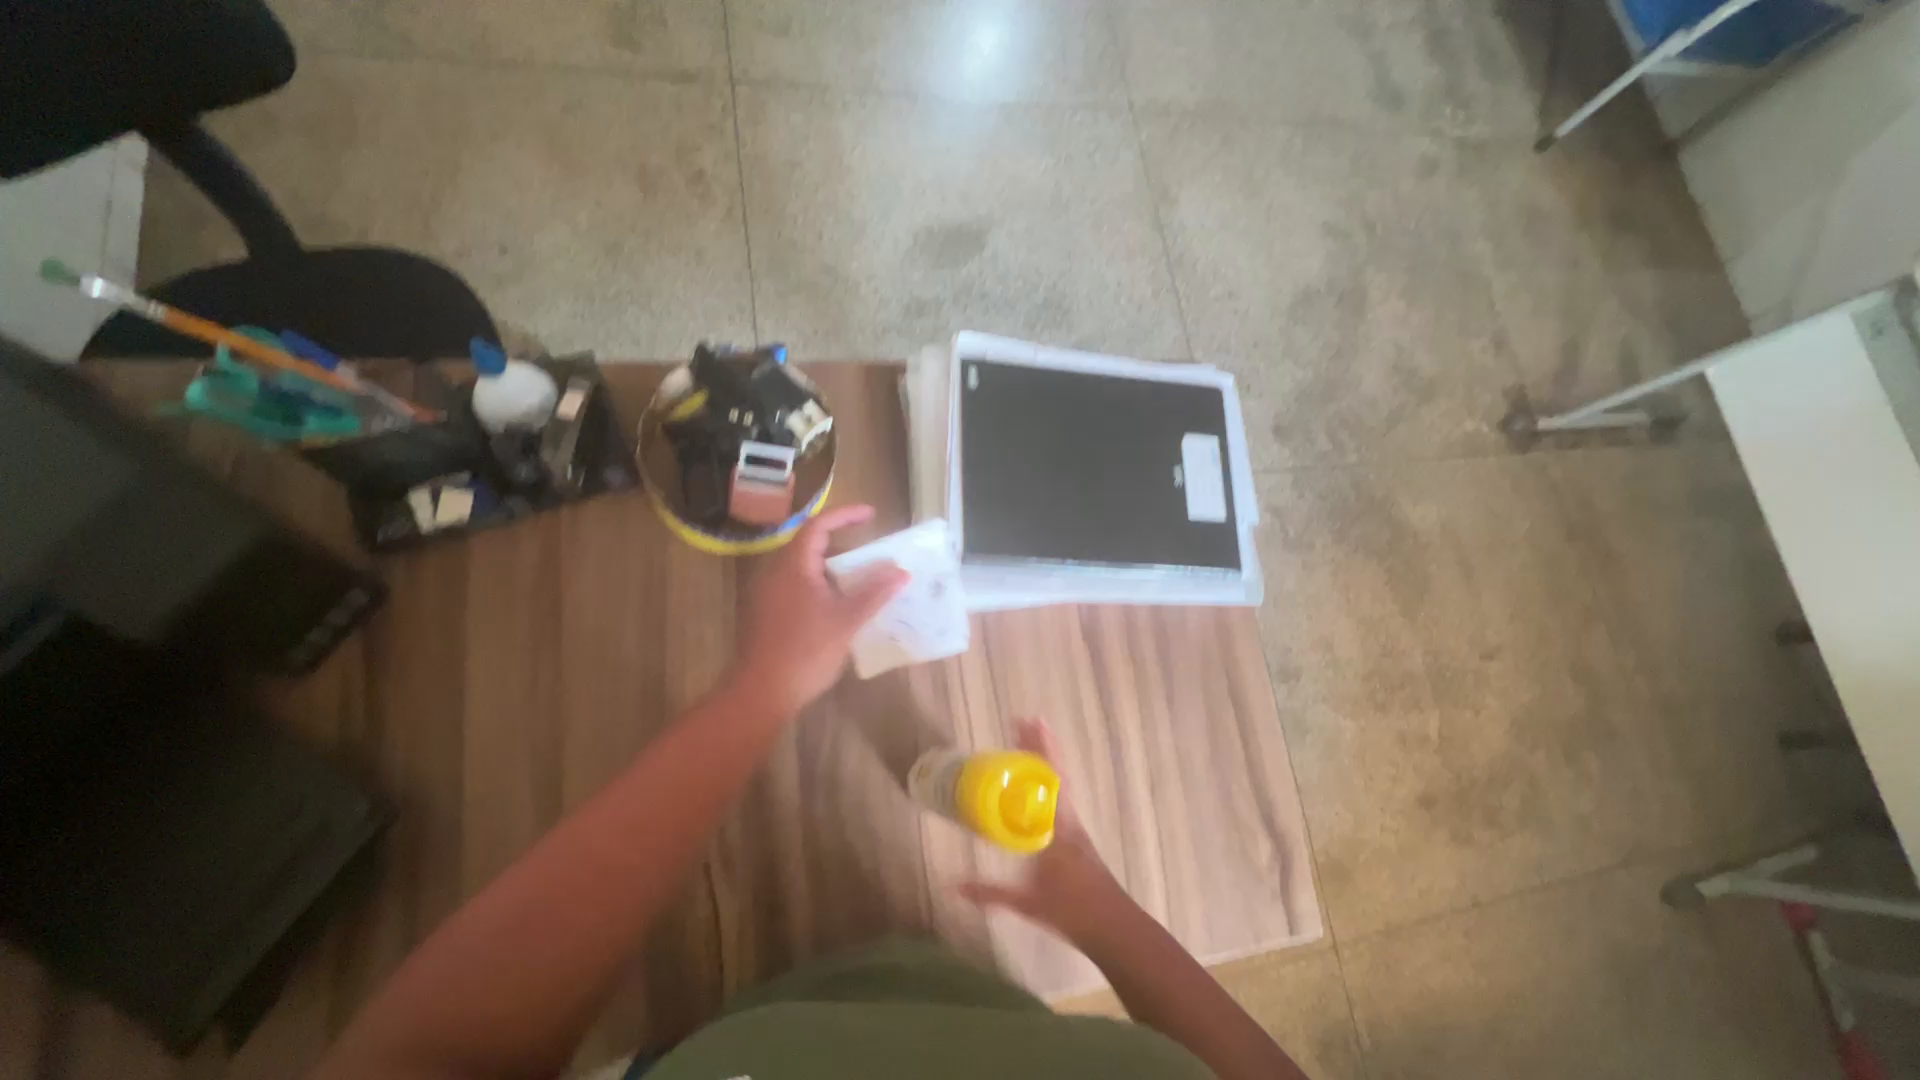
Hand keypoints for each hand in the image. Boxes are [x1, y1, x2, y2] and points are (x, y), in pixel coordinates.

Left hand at [731, 504, 908, 717]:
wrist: (761, 692)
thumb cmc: (806, 651)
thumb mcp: (847, 620)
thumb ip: (874, 592)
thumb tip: (900, 570)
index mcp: (793, 565)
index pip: (818, 525)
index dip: (845, 515)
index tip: (871, 514)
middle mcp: (774, 572)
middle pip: (807, 543)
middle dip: (839, 540)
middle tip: (868, 547)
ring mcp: (766, 593)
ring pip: (800, 567)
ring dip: (829, 565)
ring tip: (857, 576)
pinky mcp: (764, 613)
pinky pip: (794, 585)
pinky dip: (818, 584)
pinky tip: (836, 604)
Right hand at [958, 718, 1125, 944]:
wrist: (1114, 927)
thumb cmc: (1072, 911)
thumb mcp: (1026, 904)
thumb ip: (989, 893)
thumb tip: (952, 887)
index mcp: (1057, 827)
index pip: (1047, 779)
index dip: (1038, 749)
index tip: (1026, 721)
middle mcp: (1068, 821)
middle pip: (1054, 774)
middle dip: (1039, 747)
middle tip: (1024, 721)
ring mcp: (1076, 829)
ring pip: (1059, 786)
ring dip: (1045, 763)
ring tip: (1028, 744)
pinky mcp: (1078, 839)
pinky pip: (1060, 801)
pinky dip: (1048, 785)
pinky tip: (1037, 787)